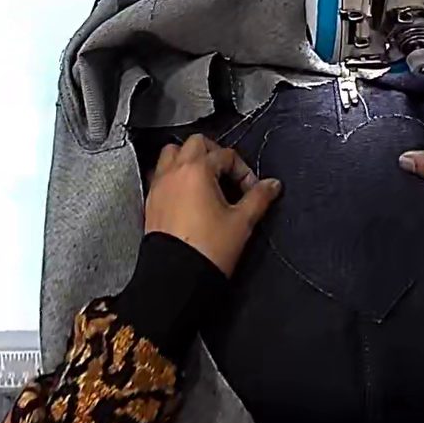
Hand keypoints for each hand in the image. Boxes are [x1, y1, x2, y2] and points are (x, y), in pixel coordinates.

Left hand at [145, 135, 282, 275]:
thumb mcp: (242, 222)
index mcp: (198, 169)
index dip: (243, 171)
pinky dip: (173, 174)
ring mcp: (159, 184)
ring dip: (189, 158)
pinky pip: (160, 173)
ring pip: (171, 153)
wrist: (176, 278)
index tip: (252, 190)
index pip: (226, 155)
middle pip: (196, 143)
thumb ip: (259, 197)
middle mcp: (175, 171)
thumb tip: (272, 184)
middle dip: (215, 153)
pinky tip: (186, 193)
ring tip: (205, 178)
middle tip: (228, 174)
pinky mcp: (151, 200)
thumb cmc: (209, 248)